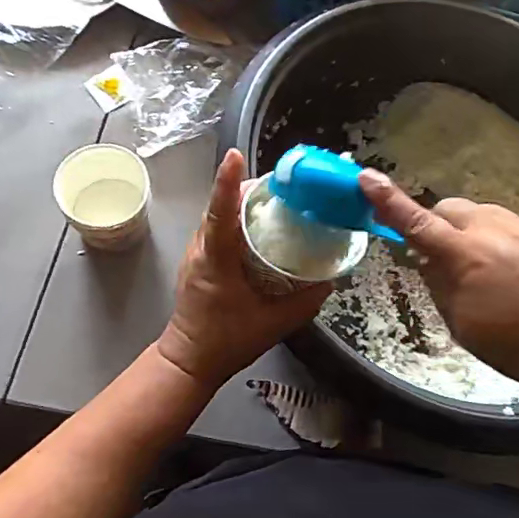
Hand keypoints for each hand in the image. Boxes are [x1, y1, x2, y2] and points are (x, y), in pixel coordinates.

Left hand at [157, 149, 330, 386]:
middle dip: (252, 188)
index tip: (236, 156)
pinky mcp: (199, 259)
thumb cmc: (226, 342)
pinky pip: (219, 227)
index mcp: (216, 261)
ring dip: (245, 202)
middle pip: (222, 205)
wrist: (188, 361)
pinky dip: (239, 218)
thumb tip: (330, 278)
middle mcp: (201, 249)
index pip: (220, 213)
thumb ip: (306, 300)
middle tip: (287, 184)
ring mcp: (196, 252)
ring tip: (279, 200)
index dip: (228, 183)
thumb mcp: (275, 324)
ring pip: (219, 214)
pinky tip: (262, 226)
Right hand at [359, 169, 518, 397]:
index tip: (367, 178)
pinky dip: (494, 238)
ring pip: (478, 214)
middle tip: (439, 258)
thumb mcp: (460, 321)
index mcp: (464, 256)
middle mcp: (491, 231)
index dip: (388, 201)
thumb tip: (426, 258)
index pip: (416, 222)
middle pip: (448, 209)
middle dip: (436, 225)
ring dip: (466, 231)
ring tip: (479, 269)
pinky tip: (508, 270)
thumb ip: (438, 282)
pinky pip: (504, 225)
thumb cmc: (513, 342)